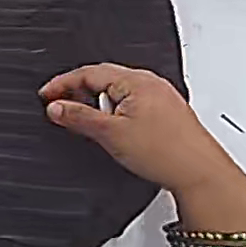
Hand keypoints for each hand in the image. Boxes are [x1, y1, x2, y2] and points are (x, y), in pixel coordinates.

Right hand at [38, 64, 241, 195]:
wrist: (199, 174)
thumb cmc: (165, 152)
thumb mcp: (110, 133)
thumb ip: (78, 117)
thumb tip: (55, 107)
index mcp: (136, 81)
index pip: (89, 72)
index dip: (62, 83)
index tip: (46, 95)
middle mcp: (150, 83)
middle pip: (102, 78)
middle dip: (76, 91)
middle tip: (57, 107)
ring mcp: (159, 96)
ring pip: (115, 91)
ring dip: (95, 102)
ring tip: (82, 120)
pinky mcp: (164, 111)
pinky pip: (129, 102)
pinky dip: (111, 110)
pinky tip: (108, 128)